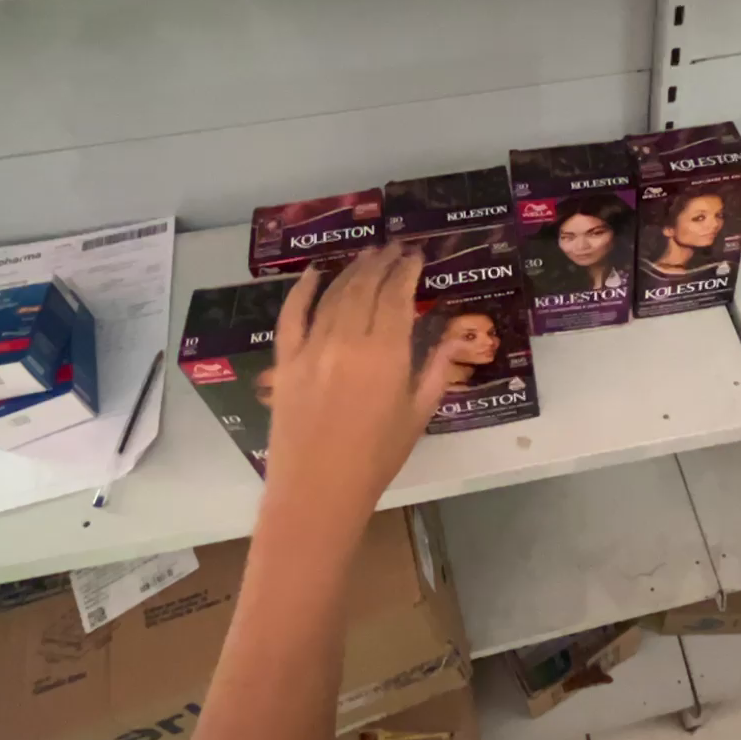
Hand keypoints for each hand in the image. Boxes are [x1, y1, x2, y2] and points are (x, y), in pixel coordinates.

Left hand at [261, 245, 456, 517]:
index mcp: (386, 353)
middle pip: (365, 286)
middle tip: (394, 247)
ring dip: (352, 269)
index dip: (407, 269)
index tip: (416, 255)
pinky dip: (302, 290)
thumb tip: (455, 336)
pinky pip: (292, 316)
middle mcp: (347, 340)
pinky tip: (315, 272)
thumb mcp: (419, 412)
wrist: (318, 492)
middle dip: (382, 261)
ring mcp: (312, 348)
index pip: (397, 294)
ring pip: (333, 294)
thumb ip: (436, 368)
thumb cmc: (378, 457)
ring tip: (368, 255)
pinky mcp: (285, 361)